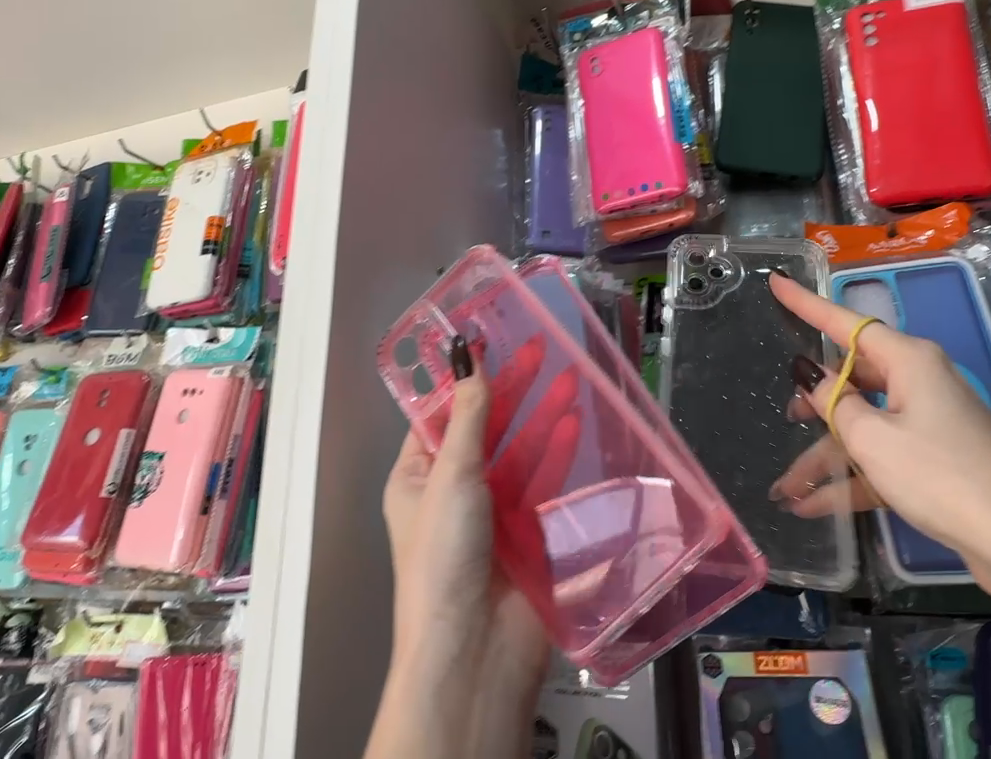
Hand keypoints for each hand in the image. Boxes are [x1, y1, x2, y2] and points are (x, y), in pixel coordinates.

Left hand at [372, 342, 548, 758]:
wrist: (474, 649)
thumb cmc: (443, 556)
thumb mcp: (450, 475)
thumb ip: (469, 414)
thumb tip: (465, 353)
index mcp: (416, 476)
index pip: (440, 415)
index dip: (464, 378)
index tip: (487, 341)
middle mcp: (452, 490)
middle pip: (485, 427)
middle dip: (509, 389)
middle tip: (538, 347)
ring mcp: (491, 513)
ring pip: (519, 451)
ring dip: (540, 416)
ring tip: (567, 375)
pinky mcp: (526, 534)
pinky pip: (542, 482)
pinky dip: (557, 453)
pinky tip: (574, 423)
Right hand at [765, 272, 990, 595]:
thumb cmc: (940, 476)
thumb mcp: (872, 437)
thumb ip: (834, 402)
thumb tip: (810, 375)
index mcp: (908, 360)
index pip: (844, 323)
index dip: (806, 304)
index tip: (775, 282)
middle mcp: (919, 382)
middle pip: (853, 380)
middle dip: (813, 405)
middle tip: (784, 417)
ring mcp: (928, 422)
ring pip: (862, 427)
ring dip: (824, 458)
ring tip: (784, 489)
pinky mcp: (934, 460)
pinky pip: (880, 458)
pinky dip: (849, 480)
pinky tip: (811, 507)